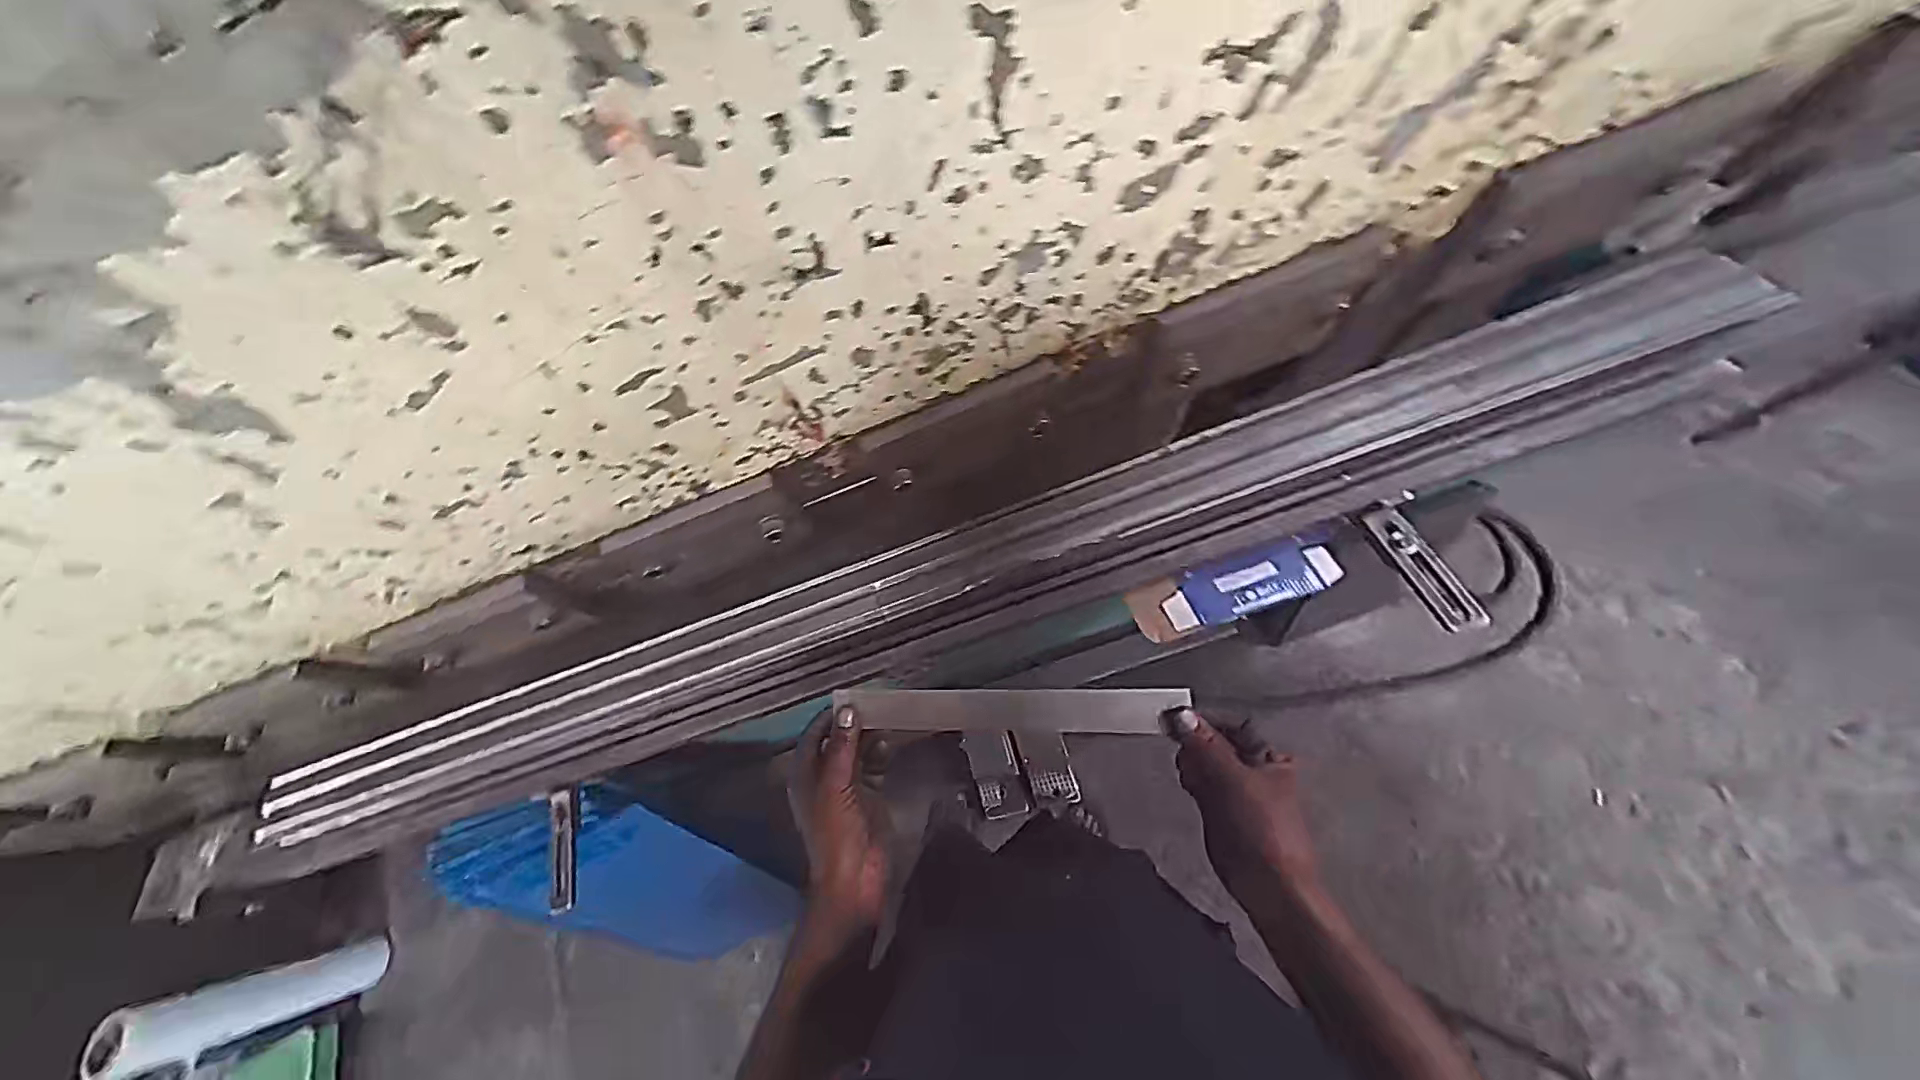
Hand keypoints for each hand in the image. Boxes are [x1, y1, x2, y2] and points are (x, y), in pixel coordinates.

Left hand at [789, 706, 887, 932]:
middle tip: (878, 702)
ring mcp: (846, 787)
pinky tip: (892, 742)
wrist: (855, 879)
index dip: (832, 716)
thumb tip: (848, 711)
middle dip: (855, 723)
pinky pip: (874, 766)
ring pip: (858, 751)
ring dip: (870, 736)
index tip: (854, 696)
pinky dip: (882, 753)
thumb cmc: (836, 834)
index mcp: (806, 774)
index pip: (815, 733)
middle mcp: (824, 777)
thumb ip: (841, 747)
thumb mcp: (835, 786)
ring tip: (889, 716)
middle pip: (838, 740)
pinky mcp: (868, 796)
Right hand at [1167, 707, 1322, 903]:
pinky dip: (1192, 781)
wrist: (1268, 884)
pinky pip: (1201, 785)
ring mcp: (1237, 792)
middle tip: (1185, 750)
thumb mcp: (1233, 779)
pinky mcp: (1221, 811)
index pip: (1233, 725)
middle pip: (1217, 743)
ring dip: (1193, 763)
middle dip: (1197, 744)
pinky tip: (1189, 784)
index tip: (1178, 719)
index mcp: (1270, 759)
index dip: (1206, 721)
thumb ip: (1206, 746)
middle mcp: (1255, 772)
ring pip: (1206, 764)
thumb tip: (1183, 716)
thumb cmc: (1264, 831)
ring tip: (1189, 773)